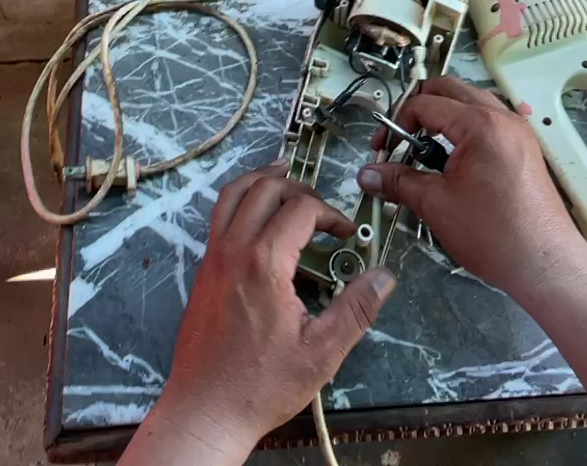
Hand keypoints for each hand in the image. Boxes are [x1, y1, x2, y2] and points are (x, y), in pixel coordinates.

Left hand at [140, 165, 395, 457]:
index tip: (345, 233)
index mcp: (264, 263)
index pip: (301, 209)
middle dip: (299, 188)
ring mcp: (213, 255)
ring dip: (262, 179)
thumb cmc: (260, 385)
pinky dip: (241, 199)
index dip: (330, 213)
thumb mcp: (320, 353)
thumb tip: (383, 276)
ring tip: (286, 178)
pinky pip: (219, 214)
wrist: (204, 409)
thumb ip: (355, 310)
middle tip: (321, 209)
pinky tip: (258, 216)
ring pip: (234, 192)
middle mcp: (234, 248)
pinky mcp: (203, 267)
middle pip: (265, 188)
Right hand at [358, 76, 586, 307]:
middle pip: (449, 89)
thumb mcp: (436, 204)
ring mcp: (517, 131)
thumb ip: (398, 181)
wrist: (547, 267)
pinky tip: (453, 158)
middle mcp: (502, 118)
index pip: (424, 104)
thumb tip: (366, 175)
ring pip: (470, 101)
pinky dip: (465, 128)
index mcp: (480, 124)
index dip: (396, 124)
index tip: (383, 150)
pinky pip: (488, 120)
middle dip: (417, 108)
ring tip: (425, 147)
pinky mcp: (524, 148)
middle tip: (400, 136)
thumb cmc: (494, 234)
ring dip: (442, 115)